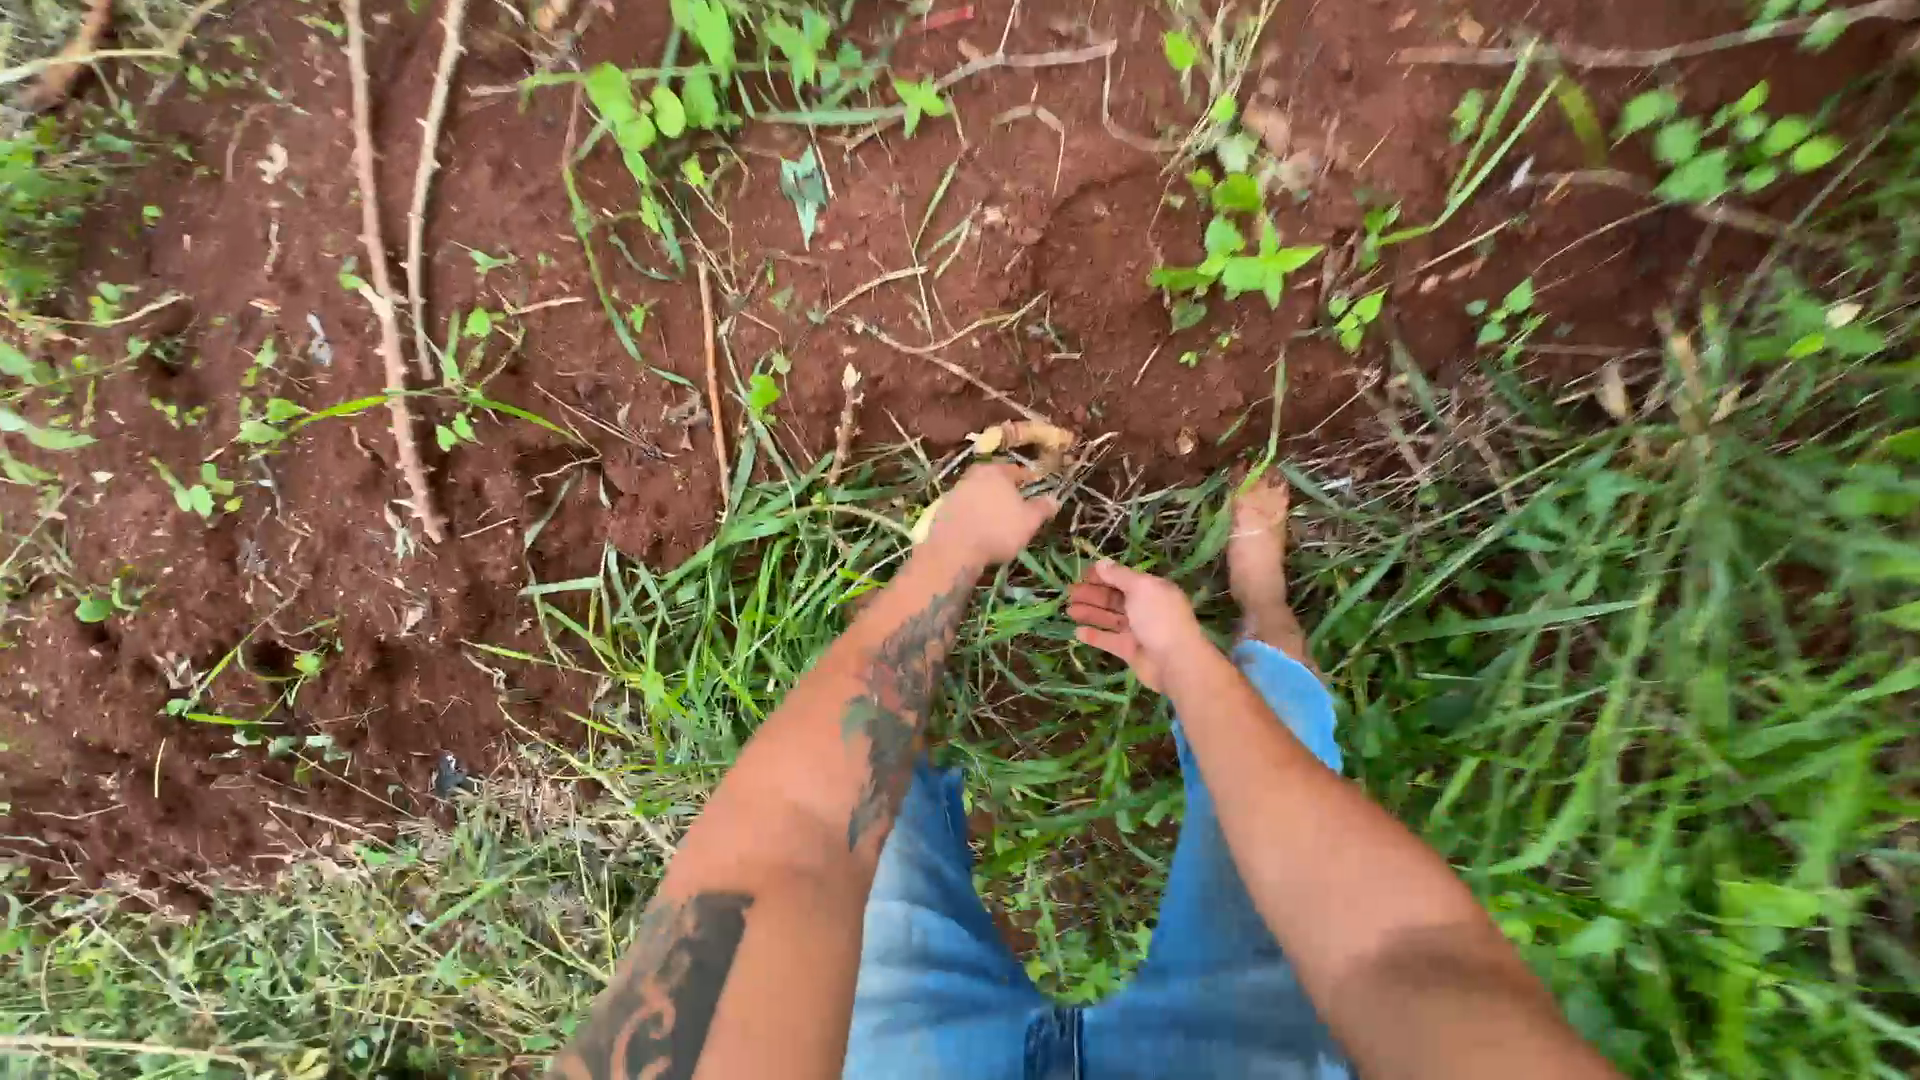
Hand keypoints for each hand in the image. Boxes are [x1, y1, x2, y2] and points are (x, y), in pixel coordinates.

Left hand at [923, 464, 1057, 566]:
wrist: (954, 549)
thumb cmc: (998, 530)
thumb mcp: (1029, 521)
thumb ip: (1042, 508)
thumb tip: (1054, 499)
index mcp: (996, 471)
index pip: (1016, 470)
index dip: (1027, 479)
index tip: (1034, 485)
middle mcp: (974, 475)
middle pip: (994, 479)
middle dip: (1005, 489)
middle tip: (1016, 501)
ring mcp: (956, 491)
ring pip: (979, 493)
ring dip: (988, 502)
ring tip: (999, 517)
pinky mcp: (943, 509)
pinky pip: (966, 508)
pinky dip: (975, 515)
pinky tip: (980, 528)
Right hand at [1067, 561, 1211, 691]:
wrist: (1175, 661)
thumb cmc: (1159, 618)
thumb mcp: (1141, 588)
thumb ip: (1119, 575)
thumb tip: (1101, 563)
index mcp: (1150, 590)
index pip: (1123, 579)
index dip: (1103, 576)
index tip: (1082, 575)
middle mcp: (1144, 608)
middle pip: (1114, 598)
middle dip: (1092, 594)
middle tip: (1070, 593)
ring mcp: (1136, 630)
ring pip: (1109, 618)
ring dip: (1090, 613)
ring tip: (1069, 610)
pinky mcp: (1129, 650)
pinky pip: (1108, 640)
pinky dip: (1093, 635)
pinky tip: (1077, 631)